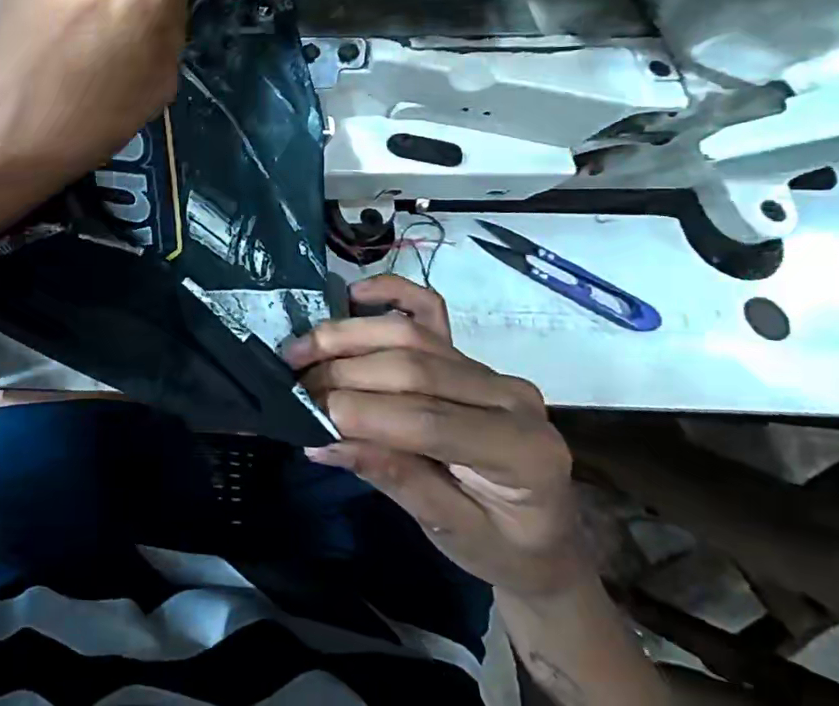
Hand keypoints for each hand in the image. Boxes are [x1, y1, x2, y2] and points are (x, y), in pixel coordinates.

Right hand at [286, 274, 584, 597]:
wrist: (543, 534)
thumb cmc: (503, 545)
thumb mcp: (453, 533)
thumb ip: (396, 481)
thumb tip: (325, 443)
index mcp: (522, 451)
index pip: (432, 421)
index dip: (366, 414)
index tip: (310, 414)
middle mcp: (511, 395)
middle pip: (418, 367)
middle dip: (347, 374)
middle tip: (295, 386)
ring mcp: (492, 369)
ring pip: (415, 334)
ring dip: (352, 336)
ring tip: (302, 349)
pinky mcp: (471, 356)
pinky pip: (432, 311)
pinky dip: (393, 293)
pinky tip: (356, 294)